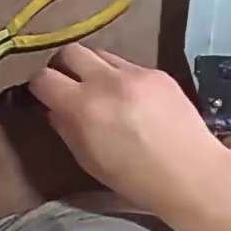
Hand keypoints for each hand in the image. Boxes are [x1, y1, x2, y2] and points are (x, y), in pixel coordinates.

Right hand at [27, 44, 230, 214]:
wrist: (191, 174)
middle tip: (69, 87)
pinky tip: (132, 100)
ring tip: (101, 92)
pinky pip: (128, 65)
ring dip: (92, 69)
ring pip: (100, 54)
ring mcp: (135, 73)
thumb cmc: (136, 179)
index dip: (39, 87)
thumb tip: (51, 109)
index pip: (44, 78)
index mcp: (83, 107)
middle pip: (70, 52)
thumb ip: (66, 129)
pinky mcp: (158, 72)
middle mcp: (106, 81)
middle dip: (63, 67)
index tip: (43, 97)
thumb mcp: (89, 160)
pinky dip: (120, 77)